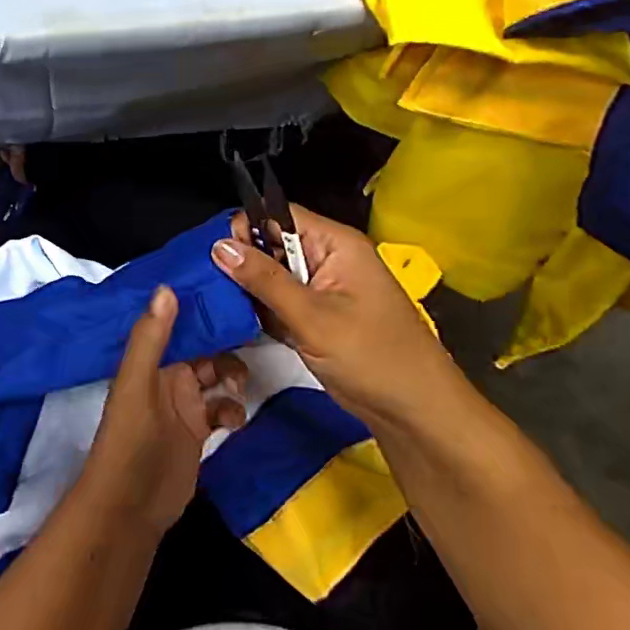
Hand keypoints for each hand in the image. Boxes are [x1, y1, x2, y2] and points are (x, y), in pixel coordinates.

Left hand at [79, 286, 246, 534]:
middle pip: (202, 349)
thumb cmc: (130, 440)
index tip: (233, 293)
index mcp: (148, 360)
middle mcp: (167, 376)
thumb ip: (151, 338)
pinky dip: (233, 409)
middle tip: (254, 339)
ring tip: (240, 385)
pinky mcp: (198, 432)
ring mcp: (183, 405)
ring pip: (216, 377)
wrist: (131, 505)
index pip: (177, 324)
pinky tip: (236, 419)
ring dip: (232, 376)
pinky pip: (222, 409)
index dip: (200, 310)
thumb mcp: (137, 383)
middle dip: (225, 343)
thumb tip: (167, 288)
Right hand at [210, 206, 463, 426]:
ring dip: (249, 289)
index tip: (217, 254)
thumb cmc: (374, 359)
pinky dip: (260, 310)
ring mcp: (320, 289)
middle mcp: (326, 259)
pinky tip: (242, 322)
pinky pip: (277, 300)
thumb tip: (219, 246)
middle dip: (242, 261)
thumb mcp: (313, 317)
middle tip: (215, 284)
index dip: (246, 226)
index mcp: (335, 245)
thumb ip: (264, 280)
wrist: (415, 414)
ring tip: (224, 304)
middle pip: (270, 243)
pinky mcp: (314, 315)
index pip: (279, 215)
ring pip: (270, 274)